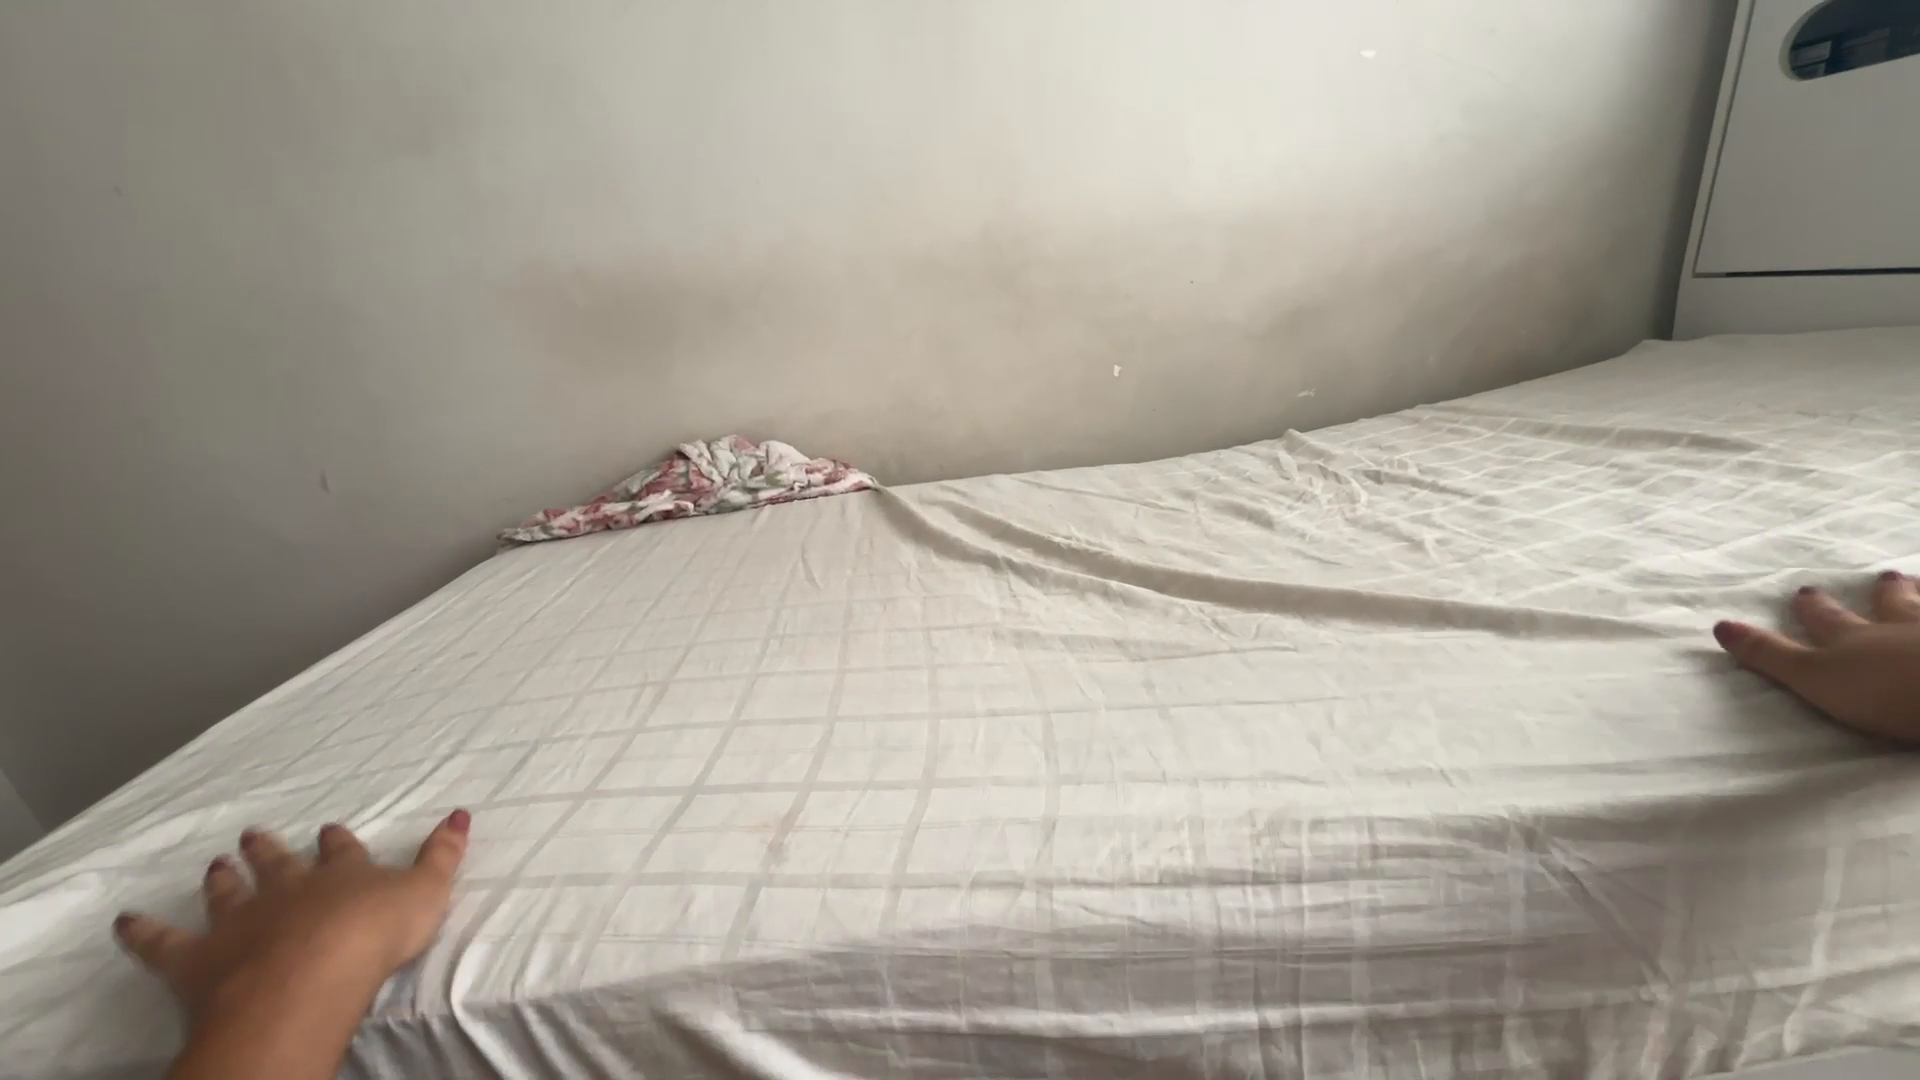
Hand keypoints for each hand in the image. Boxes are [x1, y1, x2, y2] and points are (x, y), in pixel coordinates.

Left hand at [114, 813, 468, 1021]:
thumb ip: (444, 853)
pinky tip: (124, 920)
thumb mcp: (427, 890)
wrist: (309, 980)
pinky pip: (162, 943)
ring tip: (214, 863)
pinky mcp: (197, 959)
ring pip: (228, 894)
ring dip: (222, 879)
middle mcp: (290, 889)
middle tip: (254, 834)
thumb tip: (462, 811)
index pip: (340, 851)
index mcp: (342, 875)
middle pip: (278, 865)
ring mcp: (240, 921)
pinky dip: (142, 932)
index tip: (328, 829)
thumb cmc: (376, 934)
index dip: (335, 841)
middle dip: (269, 850)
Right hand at [1715, 571, 1919, 743]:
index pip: (1824, 620)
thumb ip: (1769, 653)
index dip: (1811, 608)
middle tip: (1883, 576)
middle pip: (1890, 607)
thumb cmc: (1890, 691)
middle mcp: (1902, 628)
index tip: (1802, 591)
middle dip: (1881, 593)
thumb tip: (1718, 625)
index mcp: (1853, 638)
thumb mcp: (1815, 678)